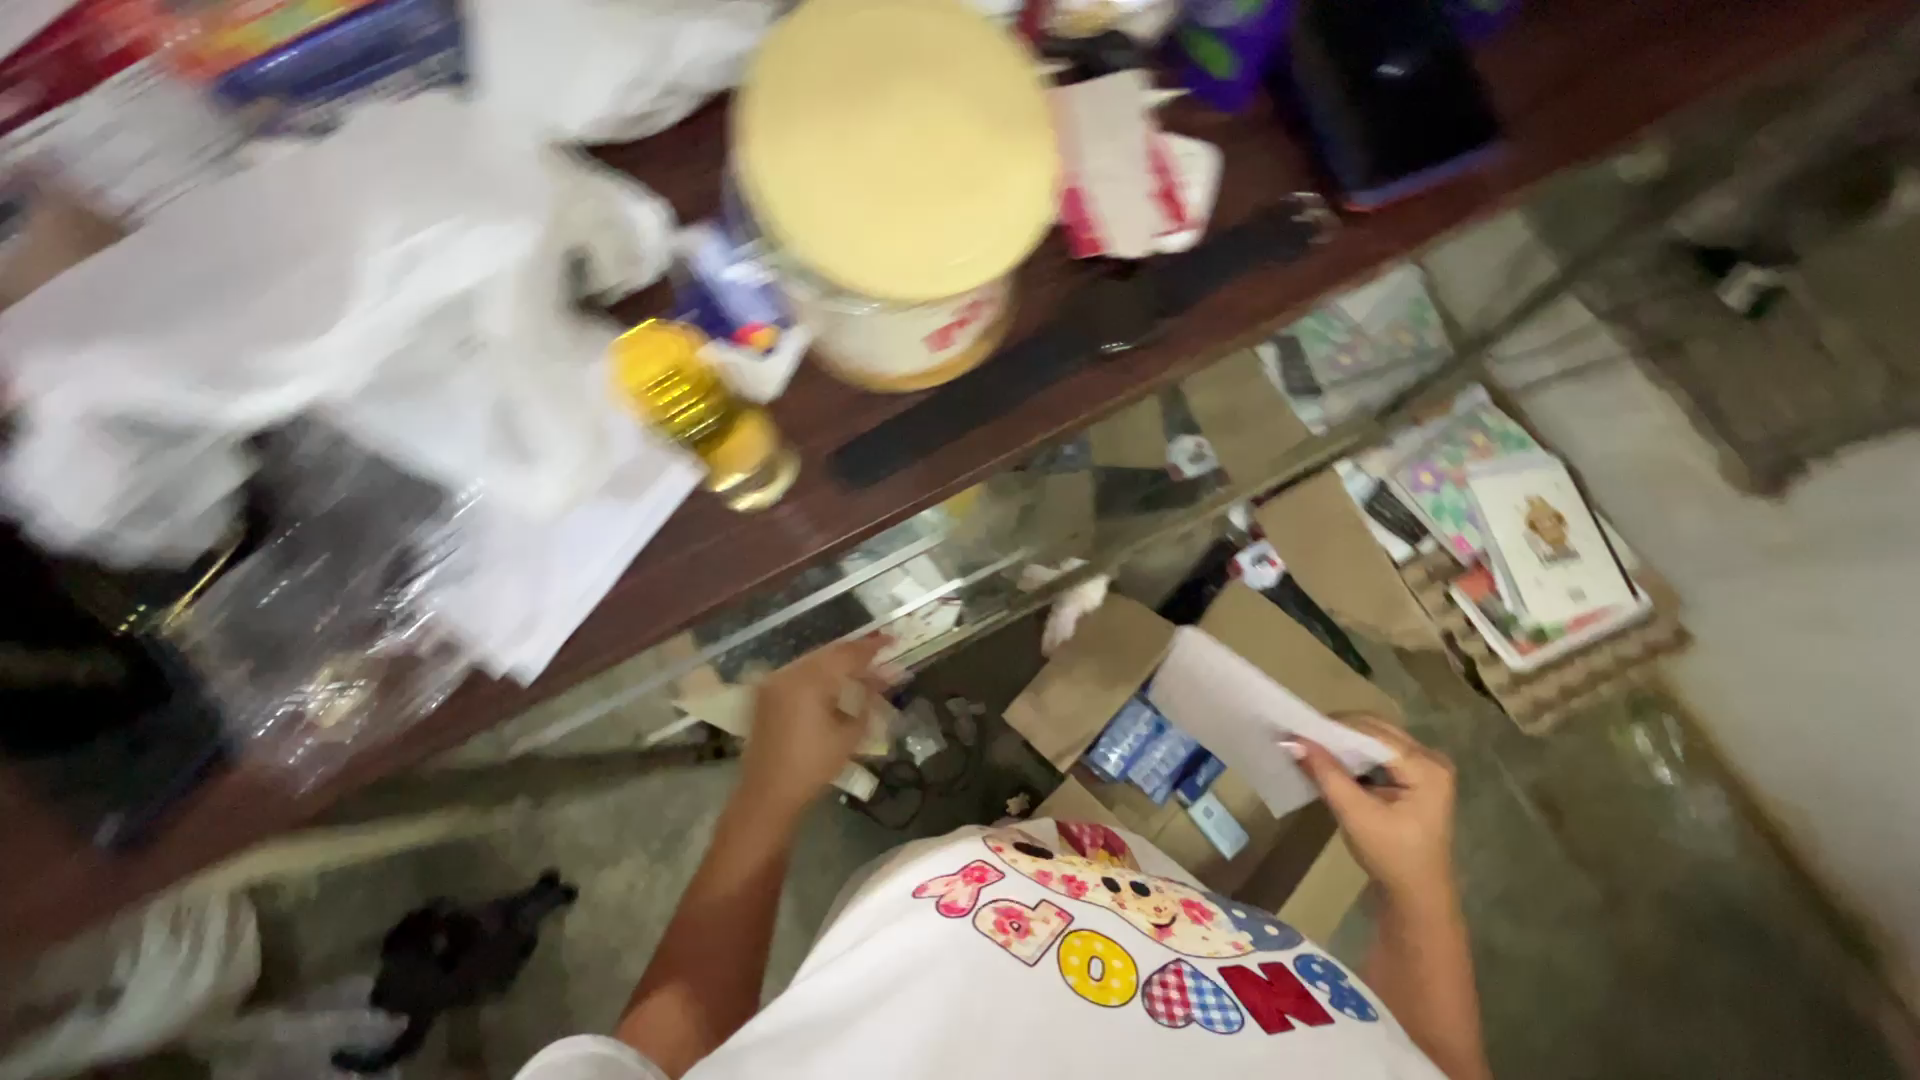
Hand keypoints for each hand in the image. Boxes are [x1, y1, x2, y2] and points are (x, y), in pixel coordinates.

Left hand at [738, 636, 894, 817]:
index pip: (847, 654)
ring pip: (813, 661)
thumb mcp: (849, 734)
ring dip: (838, 663)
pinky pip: (799, 673)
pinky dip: (820, 673)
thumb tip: (884, 679)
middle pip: (829, 653)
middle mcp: (788, 673)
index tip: (893, 640)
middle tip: (881, 656)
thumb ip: (868, 700)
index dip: (872, 646)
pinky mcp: (767, 694)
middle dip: (856, 654)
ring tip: (862, 670)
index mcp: (809, 680)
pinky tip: (836, 683)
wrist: (767, 793)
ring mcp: (774, 682)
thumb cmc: (813, 767)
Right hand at [1287, 714, 1456, 903]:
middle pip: (1378, 730)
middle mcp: (1431, 759)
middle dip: (1339, 731)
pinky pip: (1380, 752)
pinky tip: (1332, 760)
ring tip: (1312, 745)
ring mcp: (1425, 767)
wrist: (1416, 894)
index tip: (1298, 729)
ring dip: (1345, 741)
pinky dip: (1355, 753)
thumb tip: (1293, 740)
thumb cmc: (1390, 856)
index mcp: (1427, 768)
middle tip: (1302, 736)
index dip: (1335, 728)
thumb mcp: (1355, 814)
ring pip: (1377, 738)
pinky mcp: (1415, 776)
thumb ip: (1326, 774)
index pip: (1375, 733)